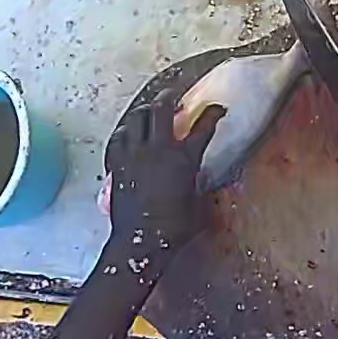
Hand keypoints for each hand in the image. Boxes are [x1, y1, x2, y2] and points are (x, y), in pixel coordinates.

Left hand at [106, 93, 224, 263]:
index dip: (214, 113)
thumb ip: (200, 183)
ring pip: (137, 117)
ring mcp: (135, 153)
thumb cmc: (175, 227)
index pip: (204, 126)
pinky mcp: (118, 163)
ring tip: (151, 113)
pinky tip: (130, 136)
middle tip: (175, 97)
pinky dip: (127, 132)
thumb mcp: (199, 203)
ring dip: (146, 111)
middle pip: (162, 108)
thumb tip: (201, 177)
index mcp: (185, 158)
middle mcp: (159, 149)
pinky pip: (120, 137)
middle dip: (170, 97)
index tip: (219, 109)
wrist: (141, 241)